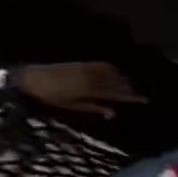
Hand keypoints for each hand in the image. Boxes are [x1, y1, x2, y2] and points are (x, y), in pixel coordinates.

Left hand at [17, 62, 146, 117]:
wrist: (33, 78)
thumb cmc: (51, 96)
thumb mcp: (72, 106)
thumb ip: (94, 108)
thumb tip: (113, 113)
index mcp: (89, 92)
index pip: (116, 94)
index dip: (131, 97)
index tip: (144, 98)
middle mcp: (91, 79)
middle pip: (117, 83)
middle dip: (129, 88)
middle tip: (139, 93)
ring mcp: (88, 69)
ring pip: (113, 74)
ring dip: (122, 79)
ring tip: (128, 85)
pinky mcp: (83, 63)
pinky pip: (104, 65)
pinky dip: (112, 69)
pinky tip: (115, 72)